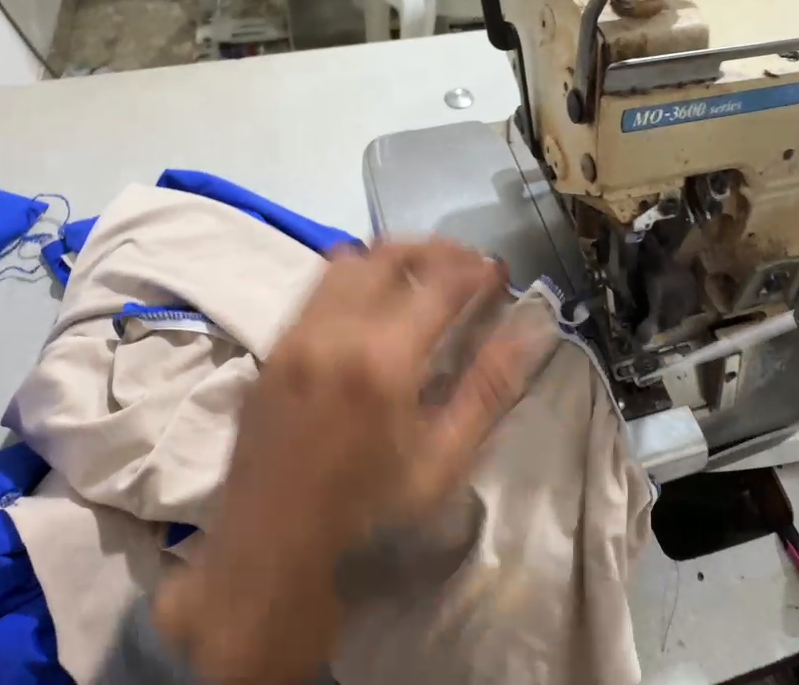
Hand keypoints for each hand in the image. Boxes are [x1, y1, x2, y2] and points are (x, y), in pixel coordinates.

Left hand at [154, 240, 536, 683]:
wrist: (271, 549)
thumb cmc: (369, 513)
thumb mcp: (443, 462)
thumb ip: (488, 389)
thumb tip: (527, 332)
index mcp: (384, 361)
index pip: (440, 284)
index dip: (476, 269)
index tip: (498, 270)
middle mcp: (336, 332)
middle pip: (391, 254)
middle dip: (436, 248)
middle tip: (466, 261)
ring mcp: (296, 335)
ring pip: (348, 260)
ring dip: (392, 254)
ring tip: (422, 270)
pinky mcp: (273, 346)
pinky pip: (317, 286)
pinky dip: (353, 275)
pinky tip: (371, 300)